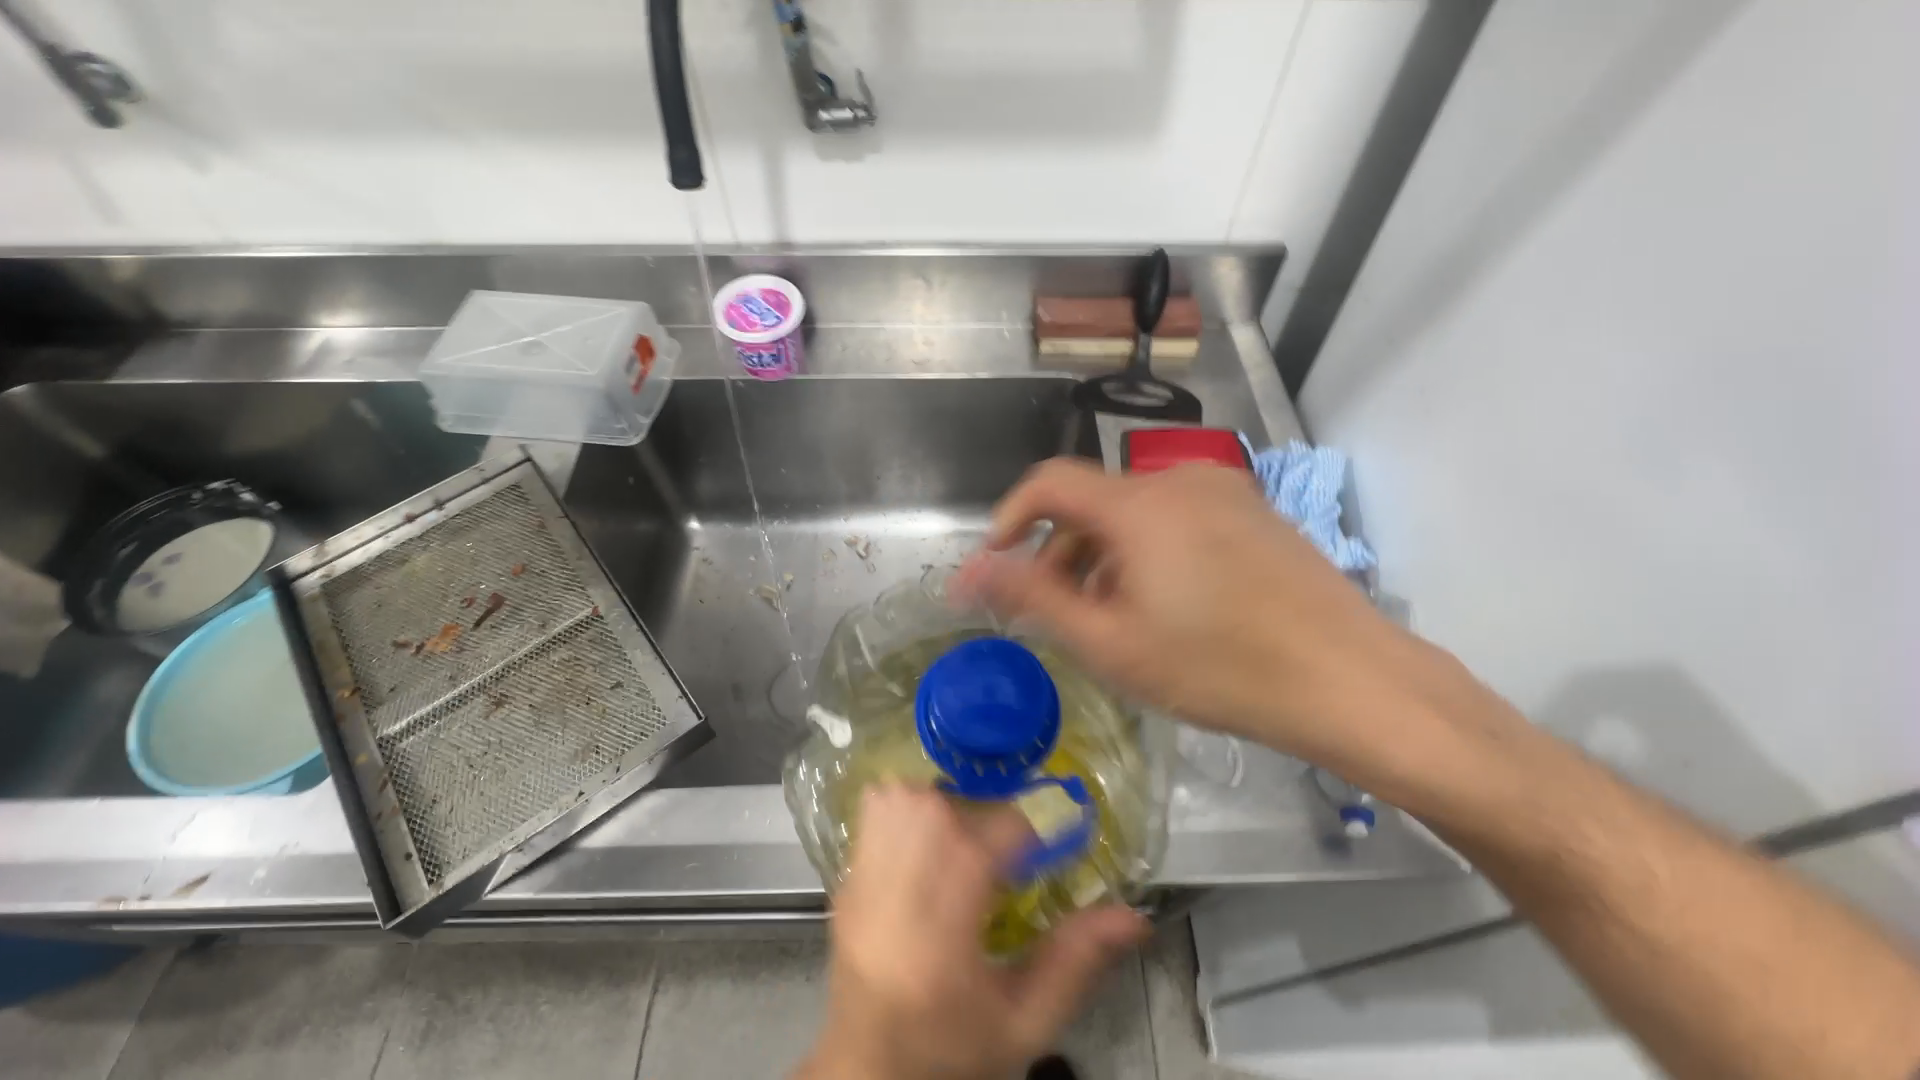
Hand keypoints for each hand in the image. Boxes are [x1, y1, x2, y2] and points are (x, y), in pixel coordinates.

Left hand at [796, 784, 1146, 1079]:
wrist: (869, 1071)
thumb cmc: (950, 1050)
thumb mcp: (1025, 1024)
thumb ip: (1076, 964)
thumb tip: (1133, 916)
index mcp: (940, 938)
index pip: (978, 851)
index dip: (1026, 825)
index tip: (1057, 825)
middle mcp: (893, 901)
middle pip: (931, 811)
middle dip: (980, 805)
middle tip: (1010, 830)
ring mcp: (861, 886)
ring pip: (897, 801)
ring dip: (941, 799)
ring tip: (969, 827)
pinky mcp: (845, 882)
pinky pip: (871, 813)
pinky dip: (906, 804)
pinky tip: (930, 832)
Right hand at [957, 458, 1425, 767]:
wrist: (1349, 678)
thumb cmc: (1219, 668)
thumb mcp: (1111, 643)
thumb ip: (1032, 598)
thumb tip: (967, 572)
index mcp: (1139, 504)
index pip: (1048, 482)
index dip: (1009, 519)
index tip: (998, 569)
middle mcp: (1180, 478)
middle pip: (1095, 501)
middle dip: (1062, 553)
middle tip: (1064, 617)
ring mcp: (1226, 491)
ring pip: (1137, 512)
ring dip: (1107, 557)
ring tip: (1119, 621)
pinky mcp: (1257, 511)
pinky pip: (1180, 519)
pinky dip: (1152, 552)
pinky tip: (1173, 607)